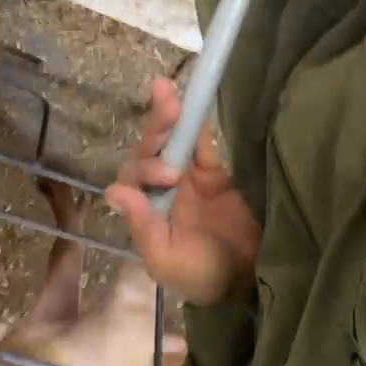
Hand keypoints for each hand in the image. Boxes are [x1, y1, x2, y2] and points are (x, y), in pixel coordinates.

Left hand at [106, 77, 260, 305]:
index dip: (147, 166)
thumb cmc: (203, 275)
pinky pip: (202, 143)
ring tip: (167, 90)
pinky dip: (198, 125)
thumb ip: (142, 226)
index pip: (133, 176)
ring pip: (173, 140)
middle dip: (155, 127)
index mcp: (145, 210)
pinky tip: (193, 106)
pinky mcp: (214, 172)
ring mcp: (188, 177)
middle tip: (168, 105)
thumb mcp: (167, 260)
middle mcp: (161, 189)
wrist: (252, 274)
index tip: (173, 176)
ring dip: (169, 117)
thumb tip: (113, 192)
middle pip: (151, 149)